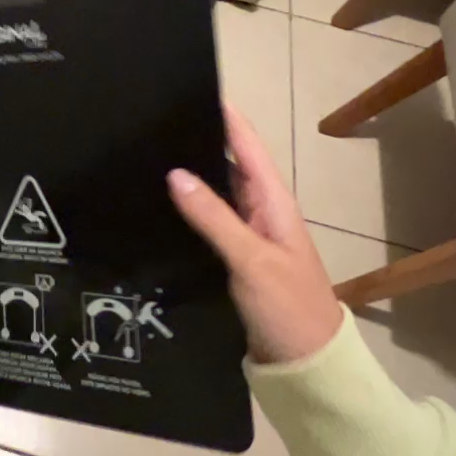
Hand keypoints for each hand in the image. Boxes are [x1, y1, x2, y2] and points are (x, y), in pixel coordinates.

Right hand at [168, 103, 344, 364]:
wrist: (309, 369)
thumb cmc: (289, 307)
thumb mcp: (251, 260)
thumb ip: (213, 216)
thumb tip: (174, 171)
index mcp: (273, 200)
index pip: (246, 142)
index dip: (224, 113)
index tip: (191, 86)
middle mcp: (259, 208)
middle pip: (227, 161)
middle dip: (197, 138)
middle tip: (152, 120)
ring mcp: (247, 233)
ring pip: (214, 190)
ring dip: (189, 173)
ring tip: (146, 153)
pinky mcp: (233, 256)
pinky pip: (207, 220)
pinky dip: (187, 207)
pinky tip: (158, 203)